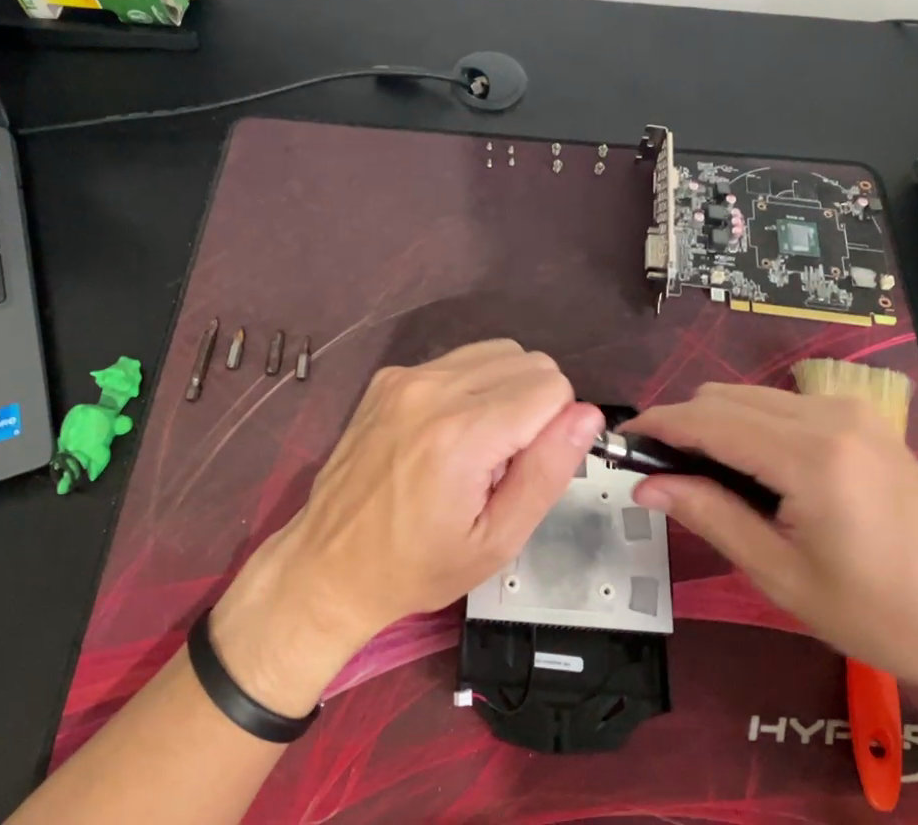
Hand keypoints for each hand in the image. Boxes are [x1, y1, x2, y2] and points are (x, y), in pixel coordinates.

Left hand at [210, 340, 603, 715]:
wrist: (330, 564)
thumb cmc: (416, 566)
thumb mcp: (497, 540)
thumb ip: (547, 472)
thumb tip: (586, 415)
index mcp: (461, 435)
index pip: (552, 387)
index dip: (556, 428)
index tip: (528, 468)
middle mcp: (431, 390)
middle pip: (528, 362)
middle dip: (537, 406)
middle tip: (505, 463)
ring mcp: (405, 378)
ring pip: (497, 352)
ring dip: (507, 391)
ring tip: (480, 446)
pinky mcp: (388, 378)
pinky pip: (458, 361)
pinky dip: (472, 386)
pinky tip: (451, 433)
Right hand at [625, 384, 917, 706]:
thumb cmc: (883, 615)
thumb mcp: (783, 576)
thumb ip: (710, 516)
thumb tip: (647, 486)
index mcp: (811, 456)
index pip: (708, 420)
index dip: (657, 427)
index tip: (620, 444)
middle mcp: (831, 416)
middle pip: (726, 397)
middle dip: (682, 424)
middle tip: (656, 473)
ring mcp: (854, 414)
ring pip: (754, 397)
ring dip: (715, 422)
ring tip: (698, 476)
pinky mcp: (868, 424)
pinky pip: (786, 407)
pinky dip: (750, 425)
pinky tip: (749, 469)